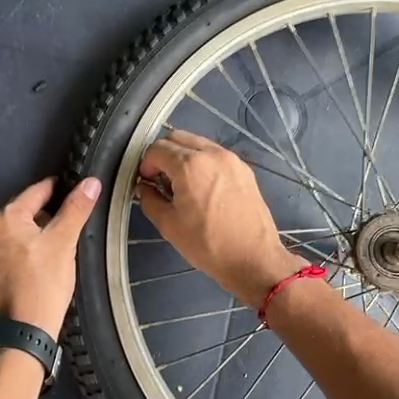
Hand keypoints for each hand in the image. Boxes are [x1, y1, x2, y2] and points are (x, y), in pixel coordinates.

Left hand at [0, 176, 101, 336]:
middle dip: (50, 212)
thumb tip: (89, 184)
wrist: (25, 329)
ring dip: (40, 231)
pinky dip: (30, 248)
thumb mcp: (64, 242)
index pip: (38, 190)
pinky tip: (45, 260)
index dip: (60, 189)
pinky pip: (15, 248)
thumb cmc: (42, 287)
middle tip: (72, 220)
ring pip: (21, 230)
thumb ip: (76, 209)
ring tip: (61, 242)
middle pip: (27, 209)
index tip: (75, 190)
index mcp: (7, 218)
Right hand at [137, 130, 303, 306]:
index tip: (146, 182)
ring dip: (183, 155)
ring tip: (182, 184)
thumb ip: (150, 200)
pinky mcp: (245, 169)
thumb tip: (144, 187)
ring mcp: (231, 159)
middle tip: (160, 179)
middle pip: (177, 138)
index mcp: (189, 165)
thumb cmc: (207, 244)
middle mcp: (211, 153)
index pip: (157, 149)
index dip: (145, 164)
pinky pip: (215, 155)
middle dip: (163, 154)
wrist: (254, 259)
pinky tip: (202, 187)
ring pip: (198, 143)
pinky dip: (202, 161)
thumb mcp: (169, 226)